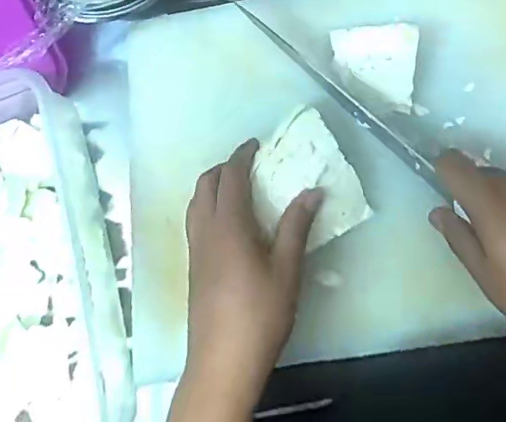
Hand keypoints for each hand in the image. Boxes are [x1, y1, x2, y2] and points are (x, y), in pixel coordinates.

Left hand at [176, 139, 321, 410]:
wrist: (221, 361)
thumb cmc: (259, 314)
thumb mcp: (287, 270)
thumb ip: (296, 226)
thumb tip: (312, 190)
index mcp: (228, 224)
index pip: (231, 176)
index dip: (242, 155)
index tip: (255, 144)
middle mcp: (205, 229)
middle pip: (206, 183)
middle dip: (224, 167)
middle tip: (247, 164)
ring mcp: (195, 248)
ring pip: (196, 201)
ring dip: (212, 185)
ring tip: (236, 188)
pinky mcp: (192, 266)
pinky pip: (195, 219)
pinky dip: (207, 205)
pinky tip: (226, 223)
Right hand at [430, 150, 505, 364]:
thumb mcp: (489, 279)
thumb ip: (459, 239)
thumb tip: (438, 212)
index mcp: (488, 199)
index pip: (453, 161)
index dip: (442, 171)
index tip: (443, 194)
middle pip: (481, 173)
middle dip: (472, 194)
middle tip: (475, 235)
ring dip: (500, 206)